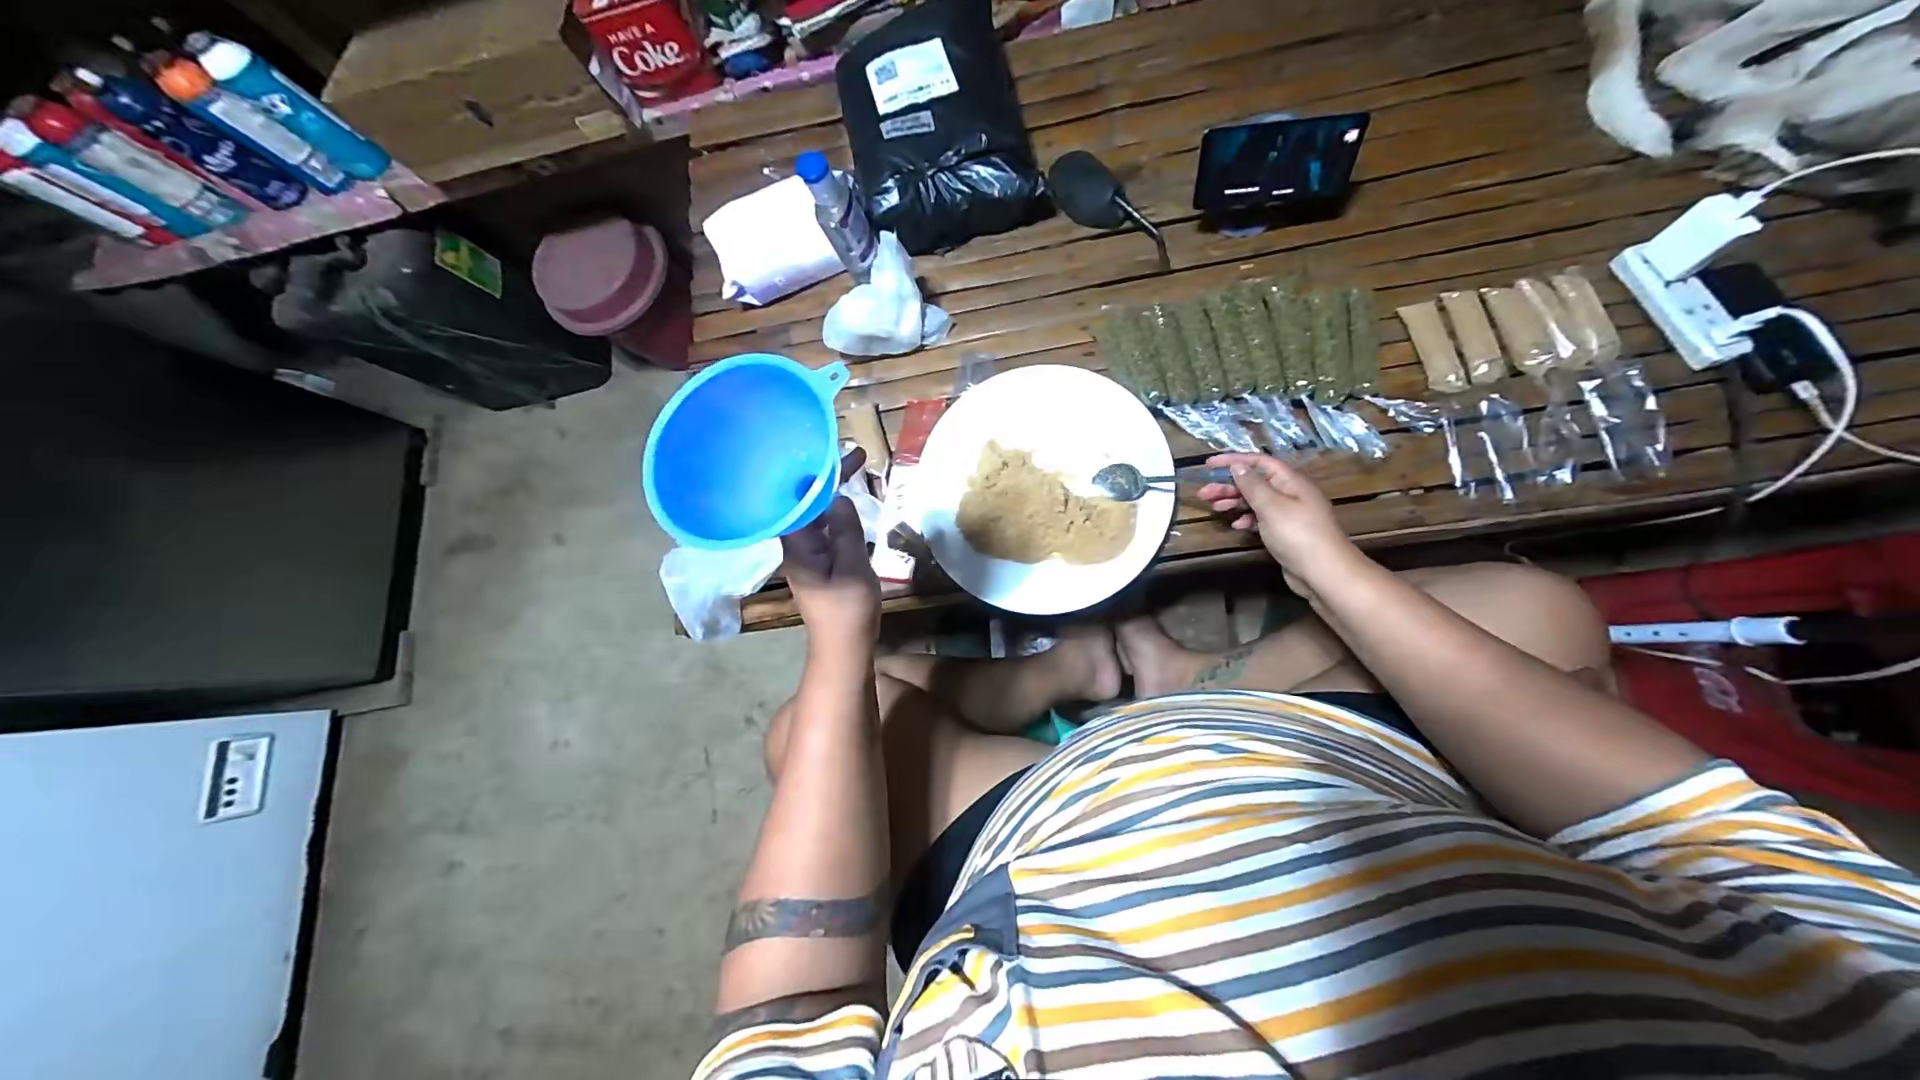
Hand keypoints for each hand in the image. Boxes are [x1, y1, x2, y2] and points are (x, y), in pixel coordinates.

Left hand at [781, 451, 879, 651]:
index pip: (800, 499)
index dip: (818, 474)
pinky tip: (850, 500)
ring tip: (855, 467)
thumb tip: (838, 498)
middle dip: (827, 476)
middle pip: (806, 501)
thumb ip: (846, 531)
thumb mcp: (853, 568)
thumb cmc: (847, 611)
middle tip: (856, 454)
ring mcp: (806, 553)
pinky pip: (823, 526)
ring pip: (815, 512)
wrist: (843, 647)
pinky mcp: (817, 560)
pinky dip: (835, 509)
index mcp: (797, 545)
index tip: (838, 453)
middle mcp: (795, 544)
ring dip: (832, 490)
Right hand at [1195, 453, 1356, 595]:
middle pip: (1255, 482)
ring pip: (1256, 500)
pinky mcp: (1285, 531)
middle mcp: (1290, 493)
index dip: (1233, 460)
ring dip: (1235, 502)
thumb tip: (1237, 466)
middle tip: (1204, 494)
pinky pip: (1261, 518)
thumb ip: (1252, 485)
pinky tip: (1237, 525)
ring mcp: (1289, 513)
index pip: (1259, 462)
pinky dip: (1247, 519)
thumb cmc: (1297, 535)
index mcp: (1290, 481)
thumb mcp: (1271, 506)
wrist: (1323, 572)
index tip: (1209, 464)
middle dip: (1229, 485)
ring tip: (1215, 508)